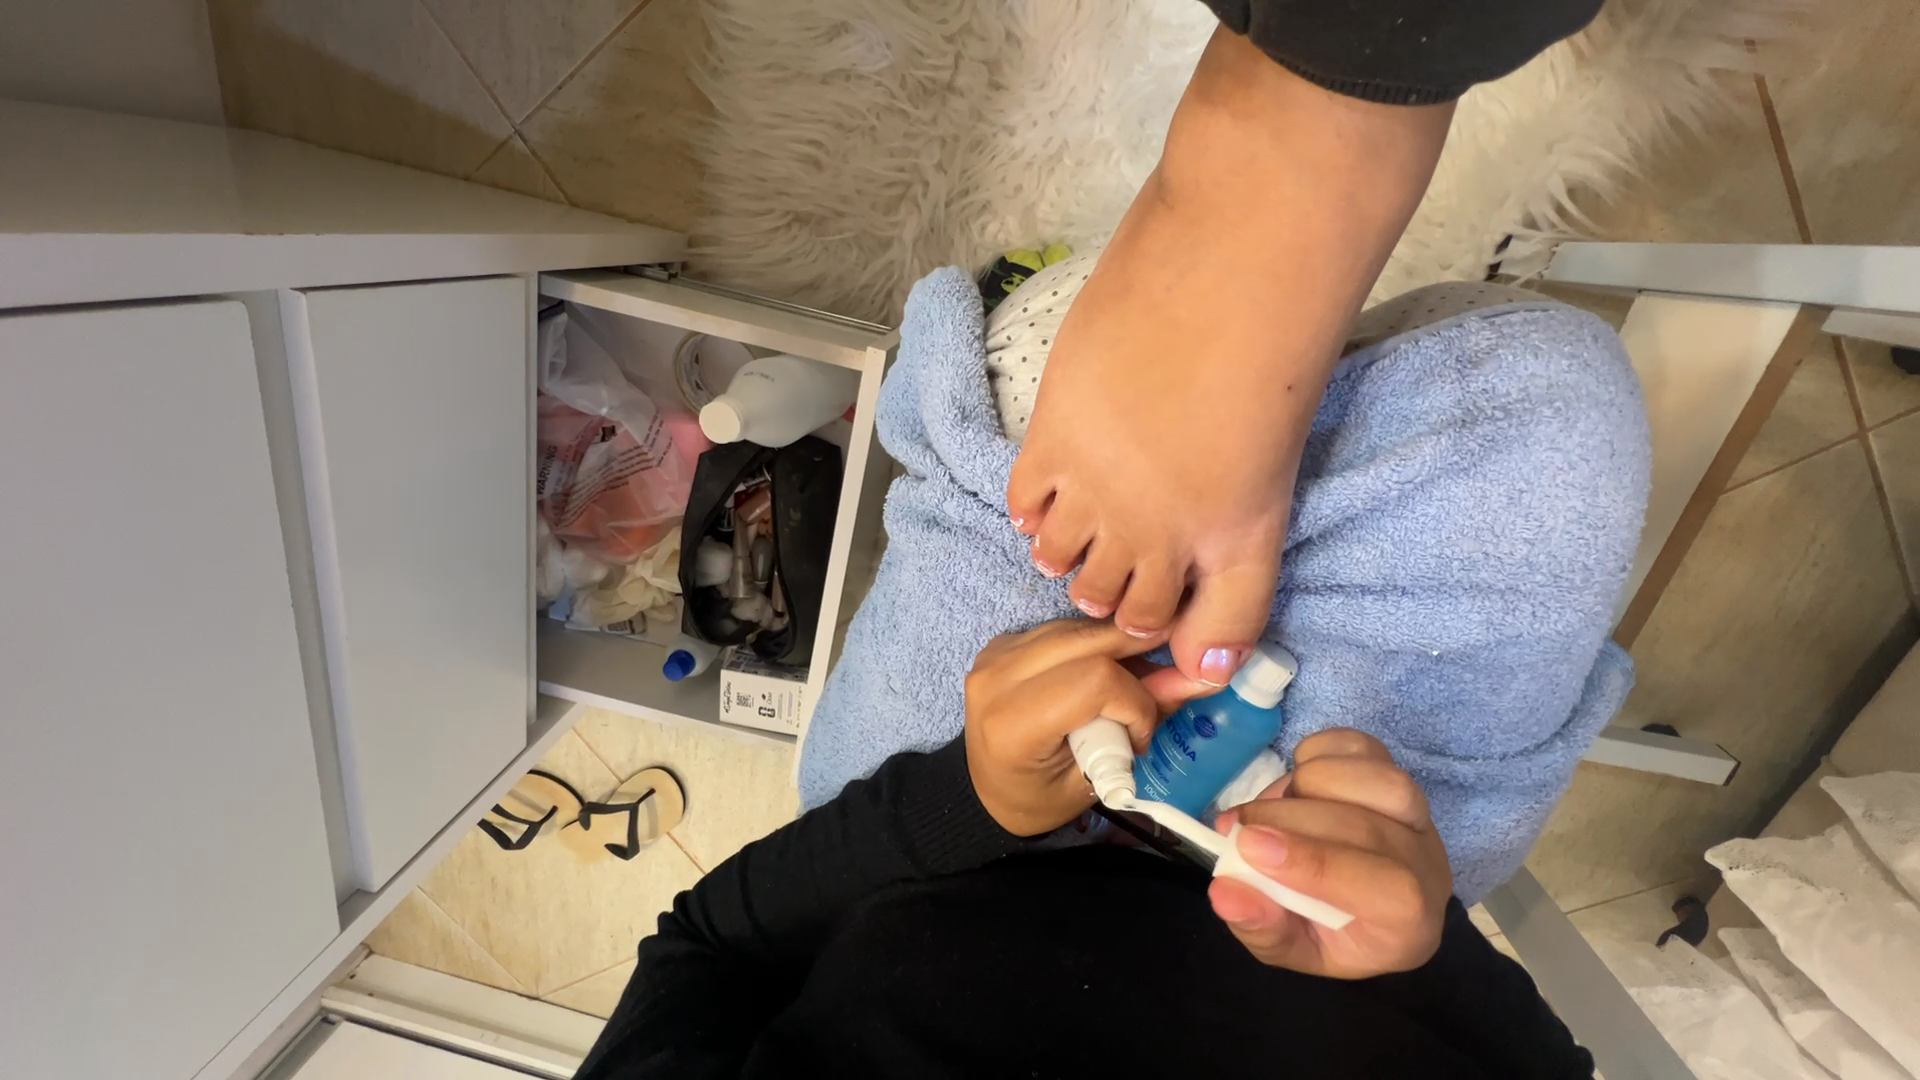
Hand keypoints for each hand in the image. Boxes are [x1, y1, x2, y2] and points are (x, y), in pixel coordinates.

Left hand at [963, 618, 1195, 835]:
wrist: (984, 788)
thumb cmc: (1037, 798)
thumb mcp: (1093, 778)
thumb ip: (1141, 726)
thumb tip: (1203, 678)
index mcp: (1013, 723)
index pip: (1094, 680)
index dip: (1133, 699)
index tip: (1140, 732)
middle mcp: (996, 678)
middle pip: (1087, 639)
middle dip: (1136, 651)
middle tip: (1163, 674)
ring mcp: (995, 654)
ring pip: (1076, 626)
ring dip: (1114, 645)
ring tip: (1131, 679)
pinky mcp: (1001, 642)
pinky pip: (1060, 628)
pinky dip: (1091, 642)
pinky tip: (1103, 666)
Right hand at [1007, 29, 1450, 685]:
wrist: (1244, 249)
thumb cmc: (1285, 340)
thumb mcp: (1281, 461)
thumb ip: (1240, 545)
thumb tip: (1210, 640)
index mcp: (1236, 539)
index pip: (1202, 640)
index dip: (1176, 641)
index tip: (1159, 619)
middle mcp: (1164, 533)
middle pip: (1119, 606)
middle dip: (1116, 602)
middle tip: (1110, 577)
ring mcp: (1103, 490)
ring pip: (1065, 566)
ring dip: (1068, 562)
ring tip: (1074, 540)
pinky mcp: (1053, 441)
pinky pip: (1026, 510)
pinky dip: (1034, 515)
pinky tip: (1048, 498)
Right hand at [1208, 729, 1451, 978]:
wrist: (1355, 897)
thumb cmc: (1324, 927)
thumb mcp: (1288, 947)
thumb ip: (1260, 927)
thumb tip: (1224, 893)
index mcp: (1410, 921)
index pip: (1389, 889)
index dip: (1316, 862)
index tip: (1248, 847)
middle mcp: (1425, 863)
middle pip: (1368, 828)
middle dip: (1288, 819)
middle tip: (1234, 827)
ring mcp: (1414, 811)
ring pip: (1378, 780)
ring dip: (1309, 784)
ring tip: (1276, 806)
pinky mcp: (1389, 769)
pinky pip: (1360, 747)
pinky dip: (1317, 752)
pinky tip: (1296, 781)